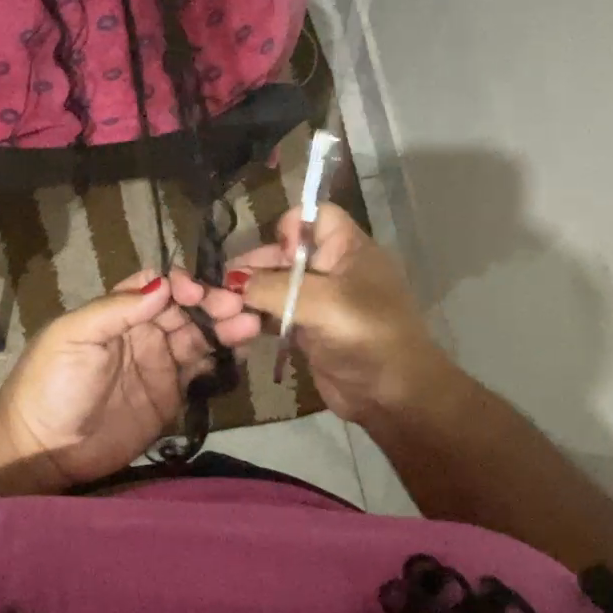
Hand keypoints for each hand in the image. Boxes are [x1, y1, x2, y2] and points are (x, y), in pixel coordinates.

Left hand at [0, 270, 260, 485]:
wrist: (44, 447)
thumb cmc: (52, 384)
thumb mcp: (74, 336)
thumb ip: (118, 308)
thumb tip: (166, 284)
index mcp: (118, 312)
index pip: (159, 287)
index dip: (182, 284)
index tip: (198, 293)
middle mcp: (143, 332)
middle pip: (187, 309)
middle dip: (214, 304)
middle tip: (239, 309)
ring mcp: (159, 364)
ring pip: (200, 337)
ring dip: (225, 329)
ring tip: (249, 327)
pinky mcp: (171, 396)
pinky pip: (202, 371)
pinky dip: (222, 359)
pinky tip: (241, 353)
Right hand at [230, 204, 448, 424]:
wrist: (392, 395)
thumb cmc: (365, 334)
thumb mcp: (320, 302)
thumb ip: (272, 287)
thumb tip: (232, 283)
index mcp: (347, 249)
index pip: (314, 217)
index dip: (289, 228)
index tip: (272, 253)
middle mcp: (331, 270)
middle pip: (282, 256)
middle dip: (251, 271)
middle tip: (221, 293)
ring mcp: (319, 303)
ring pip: (272, 289)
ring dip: (245, 300)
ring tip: (223, 319)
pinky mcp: (307, 333)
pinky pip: (272, 318)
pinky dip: (252, 323)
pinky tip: (234, 333)